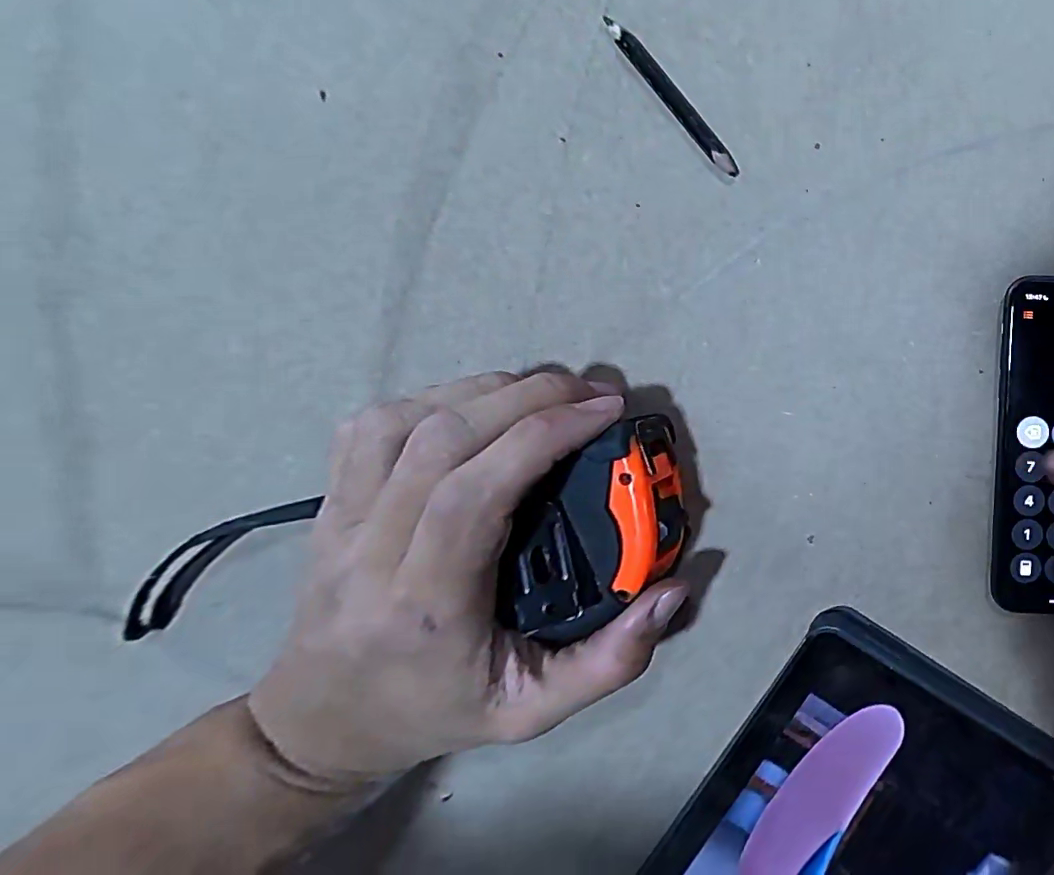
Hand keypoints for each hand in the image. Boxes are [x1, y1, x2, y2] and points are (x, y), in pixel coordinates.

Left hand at [247, 371, 689, 786]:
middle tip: (596, 394)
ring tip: (551, 391)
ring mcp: (338, 521)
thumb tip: (673, 590)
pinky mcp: (329, 502)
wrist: (316, 727)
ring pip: (403, 420)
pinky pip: (372, 424)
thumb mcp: (534, 710)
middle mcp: (370, 553)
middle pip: (442, 438)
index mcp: (423, 602)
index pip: (474, 491)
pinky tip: (487, 403)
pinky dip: (439, 396)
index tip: (606, 412)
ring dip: (488, 389)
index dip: (544, 433)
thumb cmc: (435, 711)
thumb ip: (613, 660)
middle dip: (531, 396)